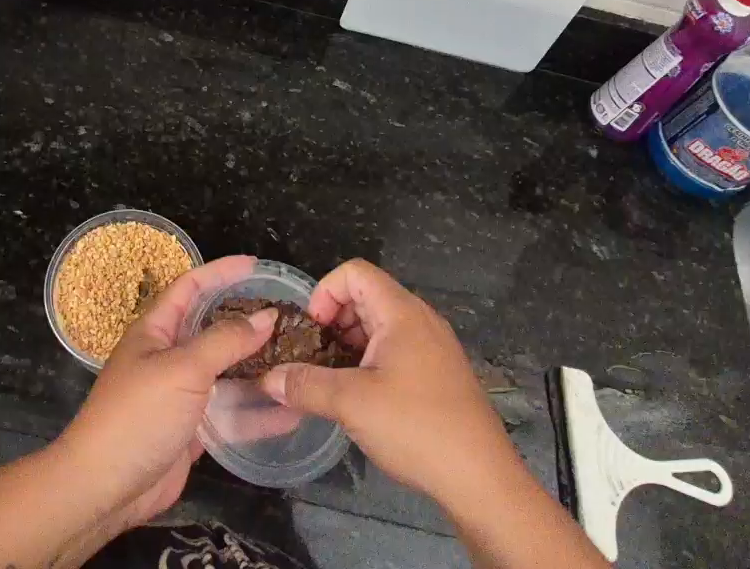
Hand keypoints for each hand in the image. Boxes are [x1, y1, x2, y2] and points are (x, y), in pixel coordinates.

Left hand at [53, 255, 277, 530]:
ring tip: (298, 360)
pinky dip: (258, 412)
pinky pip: (231, 413)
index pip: (191, 286)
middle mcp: (169, 356)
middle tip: (289, 316)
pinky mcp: (193, 430)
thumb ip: (226, 340)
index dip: (221, 272)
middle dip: (248, 321)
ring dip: (259, 368)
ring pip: (227, 373)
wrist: (103, 489)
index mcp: (156, 330)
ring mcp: (181, 395)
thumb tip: (266, 315)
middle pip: (214, 329)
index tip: (256, 265)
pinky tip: (290, 411)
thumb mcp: (183, 369)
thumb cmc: (137, 415)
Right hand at [261, 259, 521, 505]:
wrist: (481, 477)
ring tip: (330, 379)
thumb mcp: (351, 404)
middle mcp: (420, 319)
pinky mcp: (439, 372)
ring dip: (349, 344)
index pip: (355, 272)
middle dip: (333, 321)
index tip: (311, 331)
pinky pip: (396, 349)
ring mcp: (433, 346)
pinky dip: (370, 360)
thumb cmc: (416, 426)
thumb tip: (268, 379)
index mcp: (401, 312)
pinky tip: (361, 397)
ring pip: (380, 325)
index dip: (325, 292)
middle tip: (314, 358)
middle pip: (366, 295)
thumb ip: (306, 385)